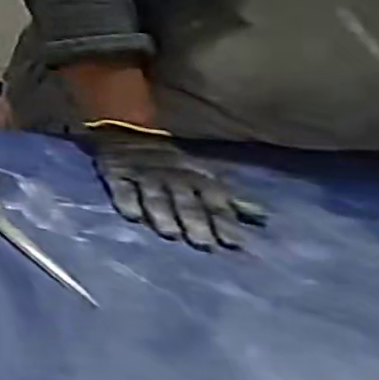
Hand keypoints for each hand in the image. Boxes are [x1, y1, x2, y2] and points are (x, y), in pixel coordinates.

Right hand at [86, 121, 266, 249]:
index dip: (224, 223)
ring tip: (170, 234)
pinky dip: (126, 201)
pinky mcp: (115, 172)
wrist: (126, 134)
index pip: (215, 203)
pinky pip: (121, 188)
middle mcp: (173, 177)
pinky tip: (132, 216)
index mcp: (199, 179)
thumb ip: (231, 200)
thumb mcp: (205, 177)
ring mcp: (143, 175)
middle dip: (195, 222)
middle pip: (185, 202)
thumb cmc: (173, 165)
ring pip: (155, 197)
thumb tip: (263, 221)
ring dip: (163, 215)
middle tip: (202, 244)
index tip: (232, 244)